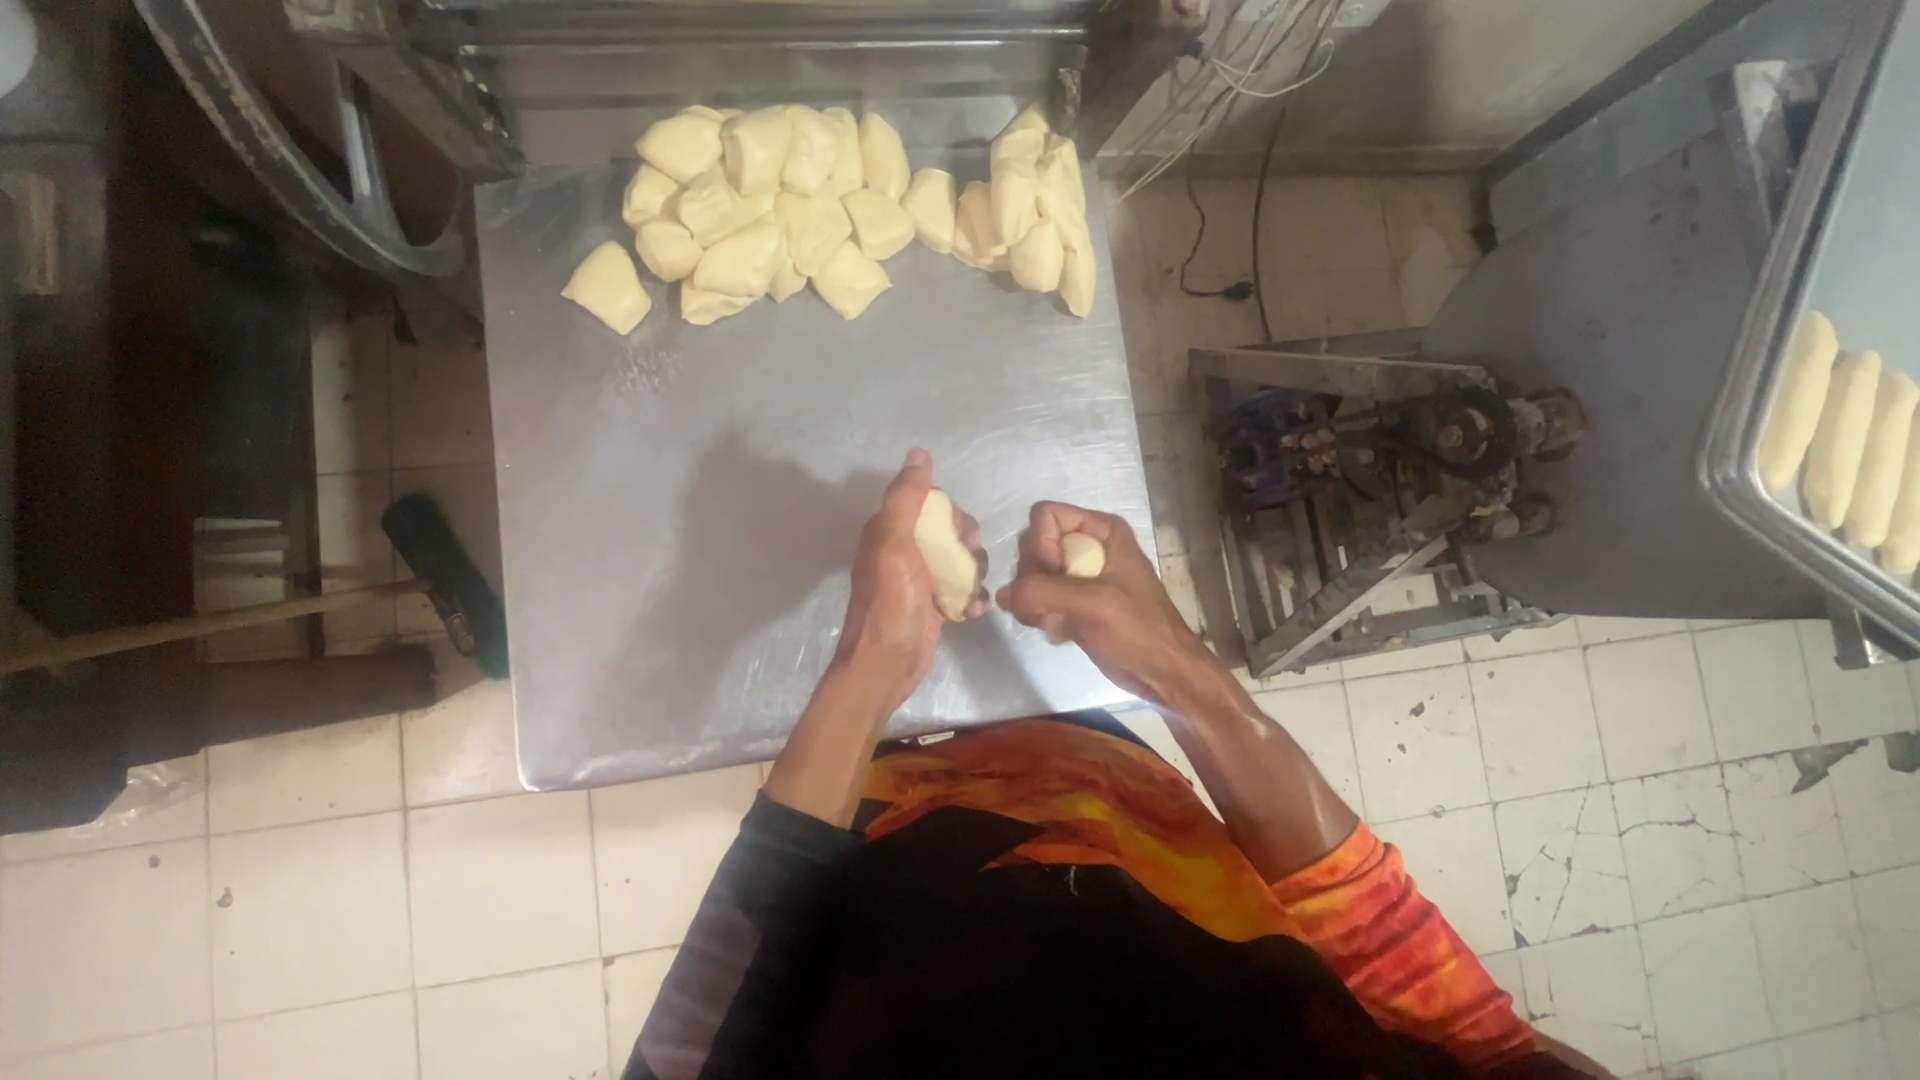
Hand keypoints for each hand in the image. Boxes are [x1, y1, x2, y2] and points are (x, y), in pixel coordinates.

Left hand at [835, 449, 987, 711]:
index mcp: (888, 532)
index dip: (951, 513)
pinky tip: (973, 610)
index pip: (928, 504)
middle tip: (971, 562)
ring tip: (972, 591)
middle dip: (968, 544)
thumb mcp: (894, 544)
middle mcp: (903, 552)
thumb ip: (906, 499)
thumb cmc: (890, 603)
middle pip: (949, 532)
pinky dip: (972, 598)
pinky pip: (961, 591)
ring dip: (974, 572)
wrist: (886, 665)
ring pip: (960, 561)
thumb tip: (918, 454)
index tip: (962, 532)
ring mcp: (919, 581)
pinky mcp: (933, 607)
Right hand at [996, 501, 1219, 708]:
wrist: (1162, 672)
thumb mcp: (1092, 603)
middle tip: (1052, 606)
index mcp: (1102, 530)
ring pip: (1031, 573)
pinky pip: (1037, 596)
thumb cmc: (1137, 630)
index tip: (1058, 577)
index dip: (1042, 545)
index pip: (1045, 517)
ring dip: (1033, 600)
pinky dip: (1037, 613)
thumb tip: (1002, 595)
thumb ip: (1042, 592)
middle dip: (1034, 578)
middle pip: (1034, 544)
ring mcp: (1078, 575)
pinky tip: (1056, 631)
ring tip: (1054, 622)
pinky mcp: (1072, 602)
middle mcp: (1088, 545)